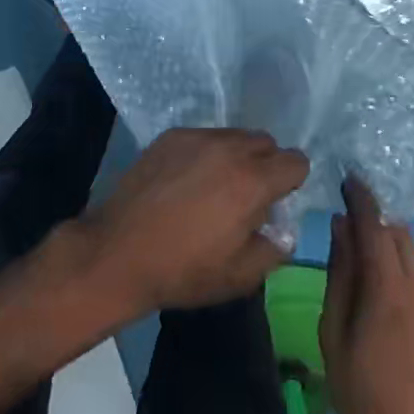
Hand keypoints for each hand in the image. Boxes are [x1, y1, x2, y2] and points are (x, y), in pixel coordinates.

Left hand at [76, 128, 308, 313]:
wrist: (117, 253)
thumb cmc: (182, 270)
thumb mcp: (239, 277)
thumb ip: (274, 250)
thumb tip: (283, 231)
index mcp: (253, 181)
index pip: (296, 161)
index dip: (291, 183)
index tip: (273, 204)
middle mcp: (229, 149)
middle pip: (266, 143)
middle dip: (265, 166)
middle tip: (245, 197)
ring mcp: (197, 137)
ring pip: (234, 136)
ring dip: (236, 157)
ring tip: (212, 188)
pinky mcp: (171, 136)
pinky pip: (203, 136)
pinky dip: (205, 153)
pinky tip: (184, 182)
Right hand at [321, 178, 413, 413]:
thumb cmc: (362, 391)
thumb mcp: (334, 333)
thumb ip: (340, 273)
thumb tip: (341, 224)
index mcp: (389, 286)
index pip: (374, 223)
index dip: (361, 196)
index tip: (348, 177)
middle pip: (398, 231)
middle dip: (375, 222)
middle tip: (351, 231)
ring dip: (392, 246)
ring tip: (369, 267)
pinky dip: (409, 268)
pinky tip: (394, 294)